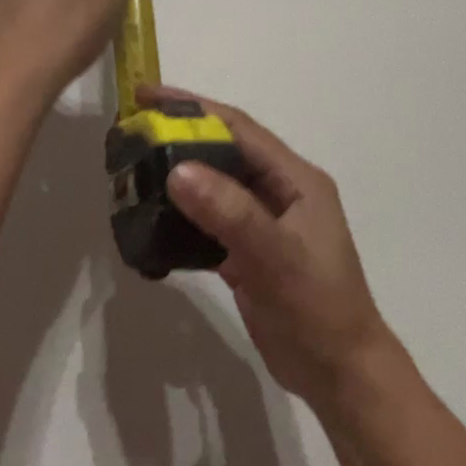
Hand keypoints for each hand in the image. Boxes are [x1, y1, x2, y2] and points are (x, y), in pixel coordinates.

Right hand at [143, 84, 404, 409]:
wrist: (336, 370)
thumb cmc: (317, 308)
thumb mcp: (276, 256)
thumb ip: (230, 212)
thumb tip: (176, 170)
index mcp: (297, 182)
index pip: (238, 129)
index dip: (193, 108)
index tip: (146, 95)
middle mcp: (279, 195)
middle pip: (221, 153)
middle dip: (177, 138)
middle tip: (129, 135)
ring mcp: (262, 226)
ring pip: (211, 188)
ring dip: (174, 177)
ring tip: (130, 172)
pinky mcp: (246, 254)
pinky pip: (206, 223)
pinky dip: (178, 217)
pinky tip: (149, 221)